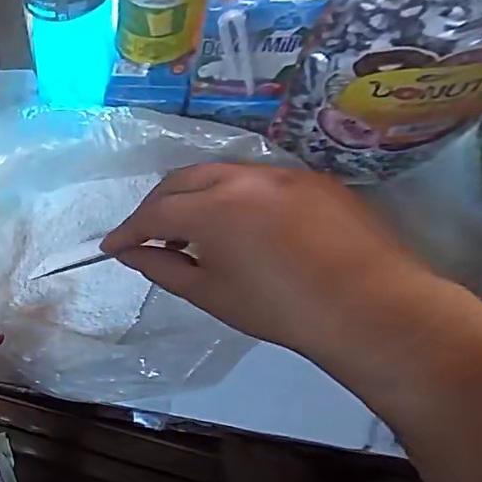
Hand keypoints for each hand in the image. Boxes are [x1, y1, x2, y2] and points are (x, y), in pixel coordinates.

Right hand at [100, 164, 437, 354]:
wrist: (370, 308)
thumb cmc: (279, 308)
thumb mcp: (210, 292)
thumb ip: (162, 267)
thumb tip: (132, 254)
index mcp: (213, 207)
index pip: (154, 212)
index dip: (128, 231)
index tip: (111, 247)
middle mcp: (244, 177)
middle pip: (182, 180)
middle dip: (156, 206)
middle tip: (146, 236)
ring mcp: (282, 173)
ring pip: (219, 173)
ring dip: (193, 196)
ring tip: (189, 230)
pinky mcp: (312, 179)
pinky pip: (256, 179)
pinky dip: (231, 195)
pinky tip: (237, 225)